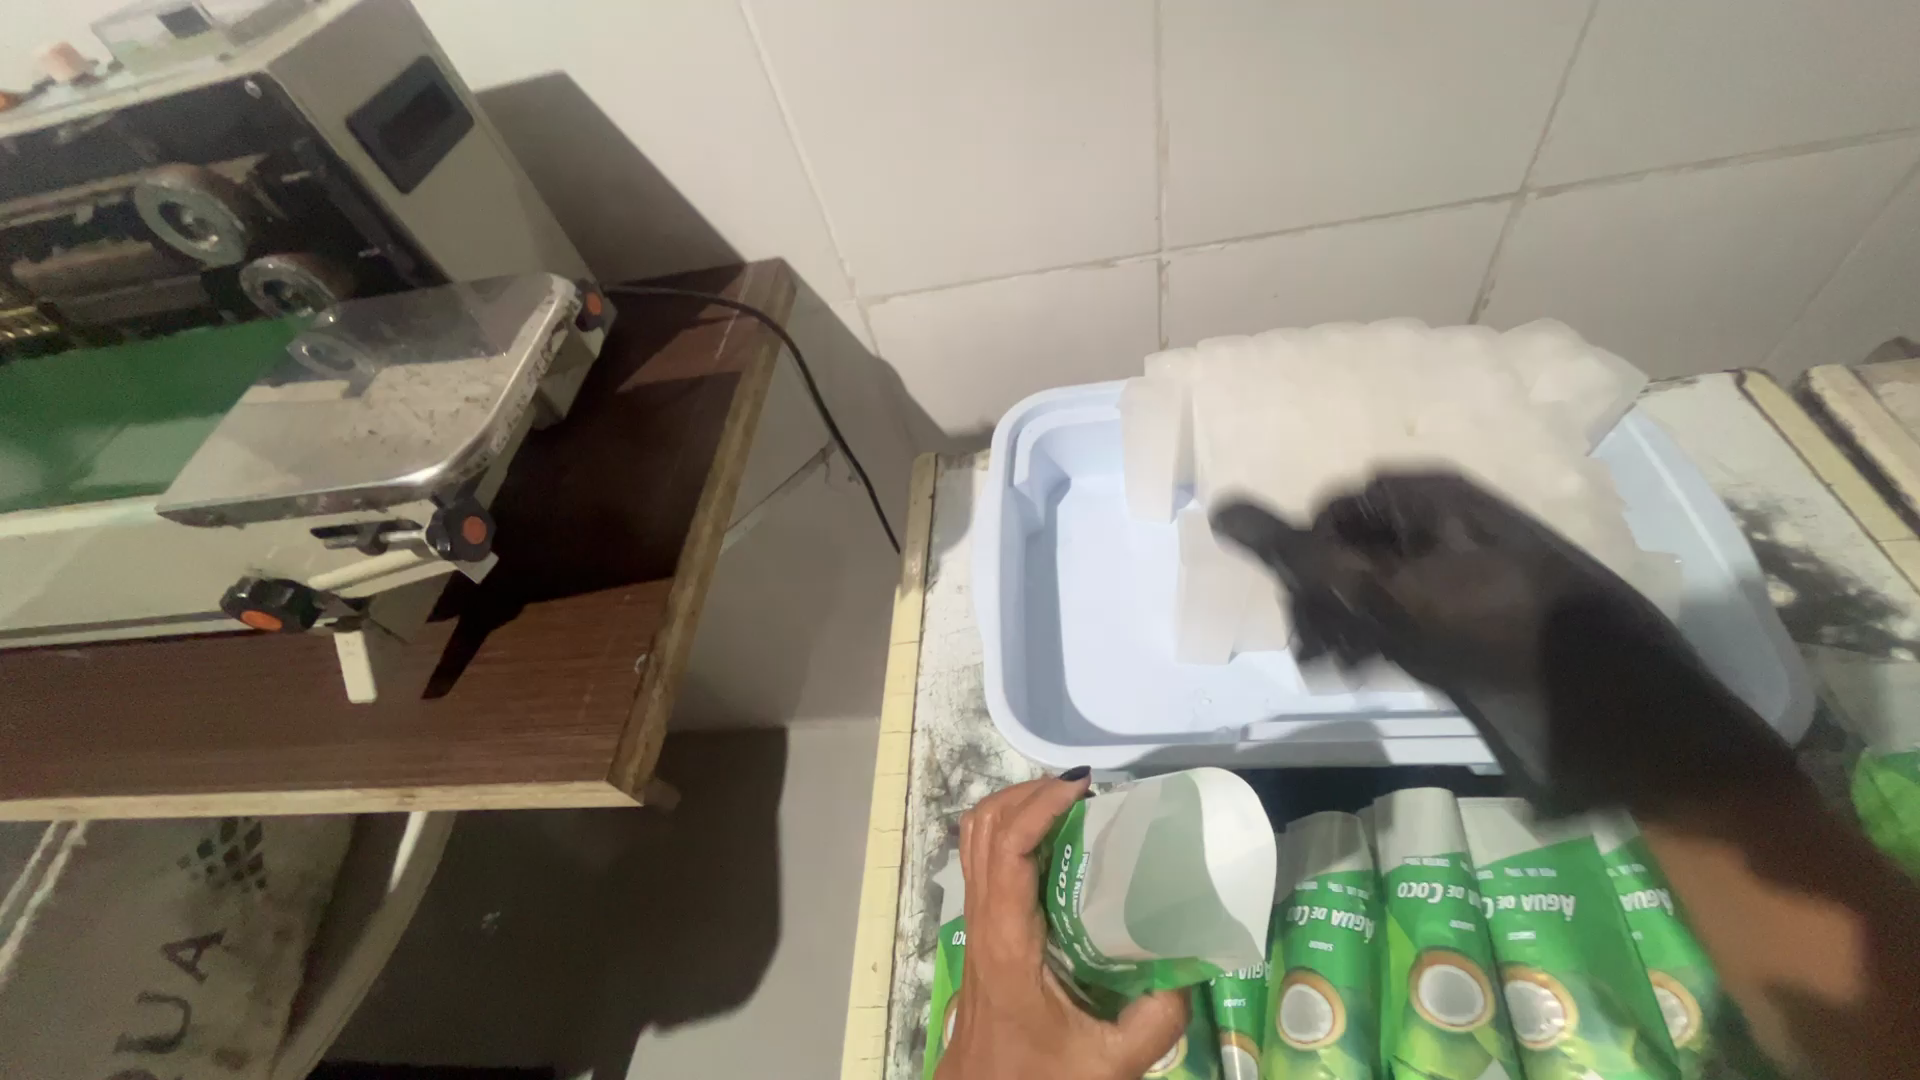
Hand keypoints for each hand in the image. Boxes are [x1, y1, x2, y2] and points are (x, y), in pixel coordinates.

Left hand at [937, 772, 1189, 1079]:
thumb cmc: (1036, 1075)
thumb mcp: (1107, 1063)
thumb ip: (1155, 1021)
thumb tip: (1191, 968)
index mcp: (1008, 936)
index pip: (1008, 846)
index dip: (1038, 805)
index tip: (1081, 789)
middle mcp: (983, 912)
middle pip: (985, 823)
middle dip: (1029, 792)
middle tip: (1081, 791)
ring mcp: (975, 911)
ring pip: (976, 831)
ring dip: (1014, 803)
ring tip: (1064, 802)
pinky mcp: (979, 917)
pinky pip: (981, 850)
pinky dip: (1007, 824)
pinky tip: (1048, 836)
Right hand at [1211, 471, 1795, 815]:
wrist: (1618, 722)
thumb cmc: (1497, 637)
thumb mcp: (1384, 591)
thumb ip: (1298, 552)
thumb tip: (1220, 509)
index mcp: (1432, 501)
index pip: (1335, 509)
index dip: (1306, 549)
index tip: (1297, 598)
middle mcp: (1442, 533)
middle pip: (1349, 550)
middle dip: (1320, 597)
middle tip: (1309, 644)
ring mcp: (1457, 584)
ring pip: (1369, 592)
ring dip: (1338, 626)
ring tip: (1327, 666)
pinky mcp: (1468, 630)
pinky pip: (1398, 624)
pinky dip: (1369, 645)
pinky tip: (1357, 672)